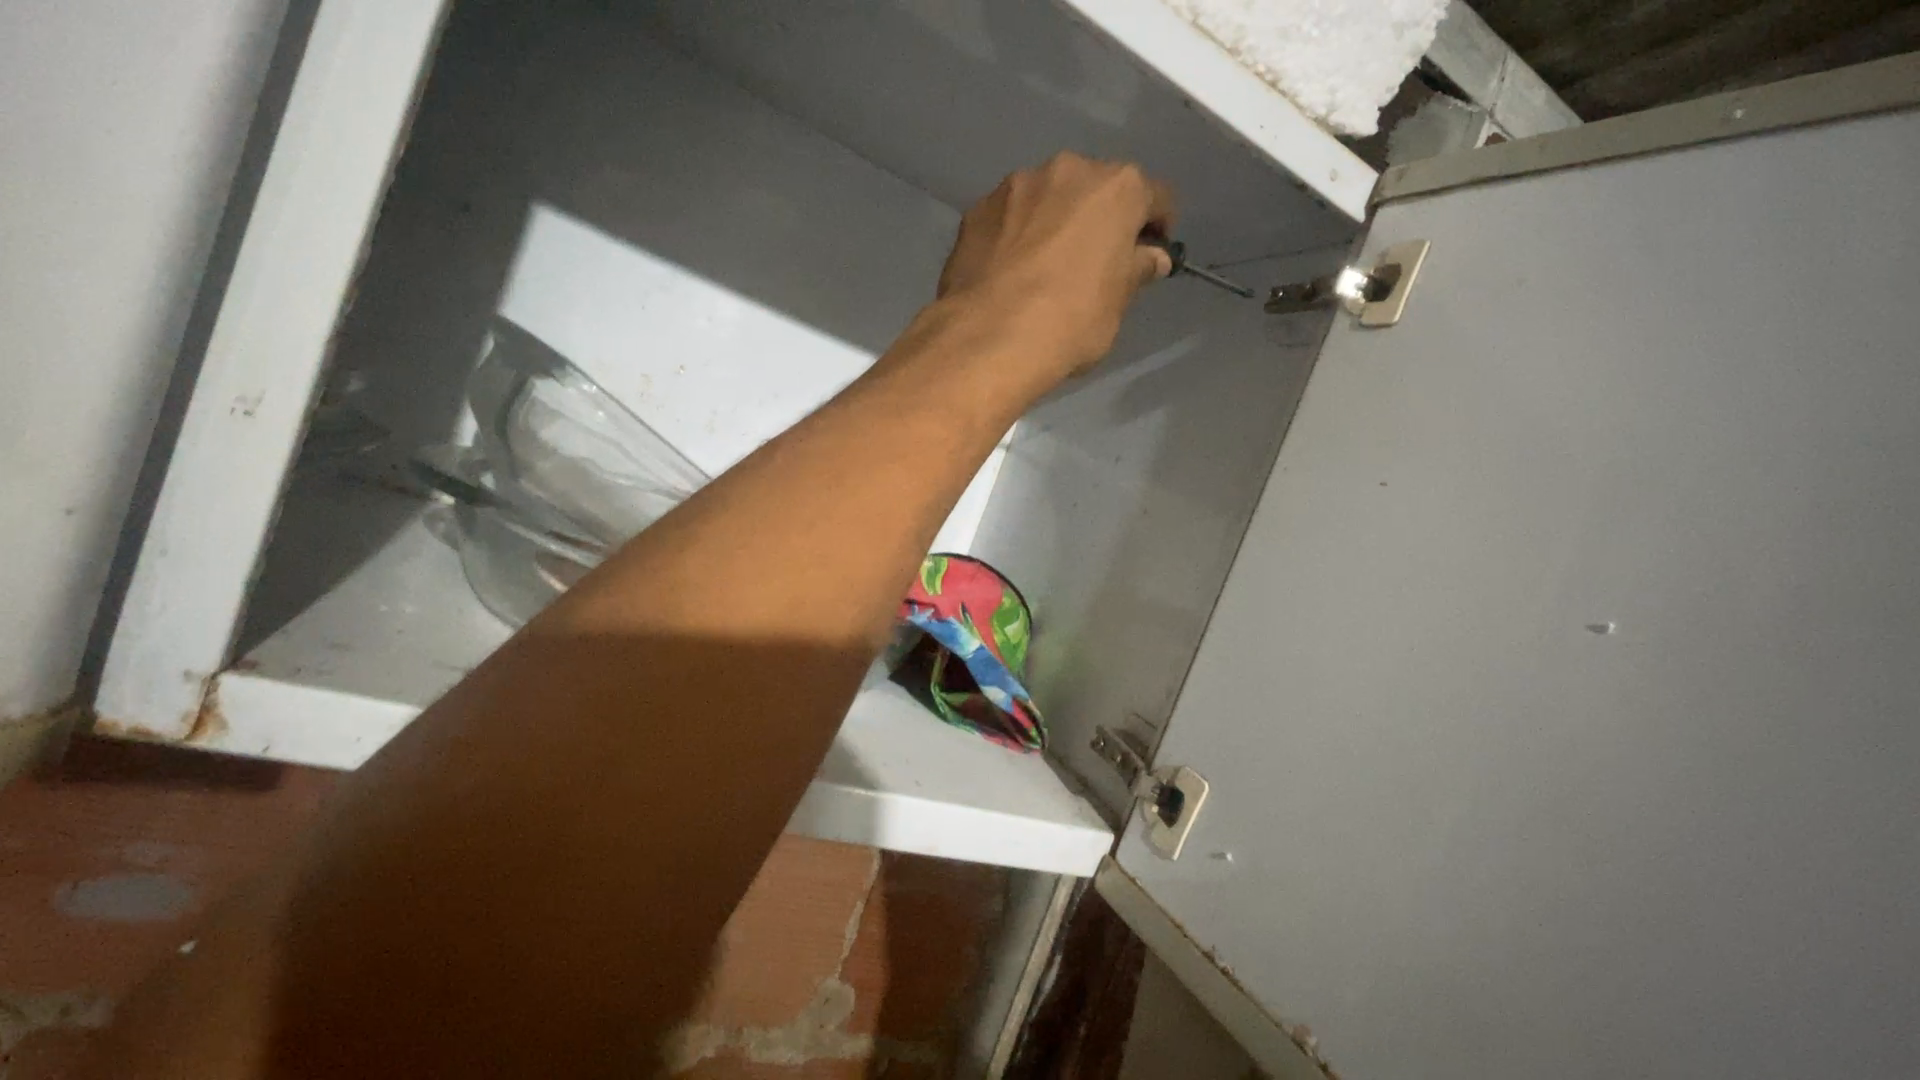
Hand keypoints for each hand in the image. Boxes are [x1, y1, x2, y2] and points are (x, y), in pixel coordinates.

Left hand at [937, 152, 1175, 379]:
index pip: (1154, 196)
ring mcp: (1016, 186)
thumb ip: (1136, 270)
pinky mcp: (977, 209)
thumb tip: (1150, 258)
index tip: (1151, 254)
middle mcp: (1068, 170)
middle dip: (1099, 218)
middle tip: (1095, 260)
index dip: (1157, 226)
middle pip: (1095, 189)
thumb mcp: (1118, 303)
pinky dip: (1015, 234)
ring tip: (1045, 265)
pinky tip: (1010, 271)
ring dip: (1053, 220)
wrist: (989, 338)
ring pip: (1047, 198)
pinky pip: (1009, 217)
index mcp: (1117, 188)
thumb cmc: (1071, 321)